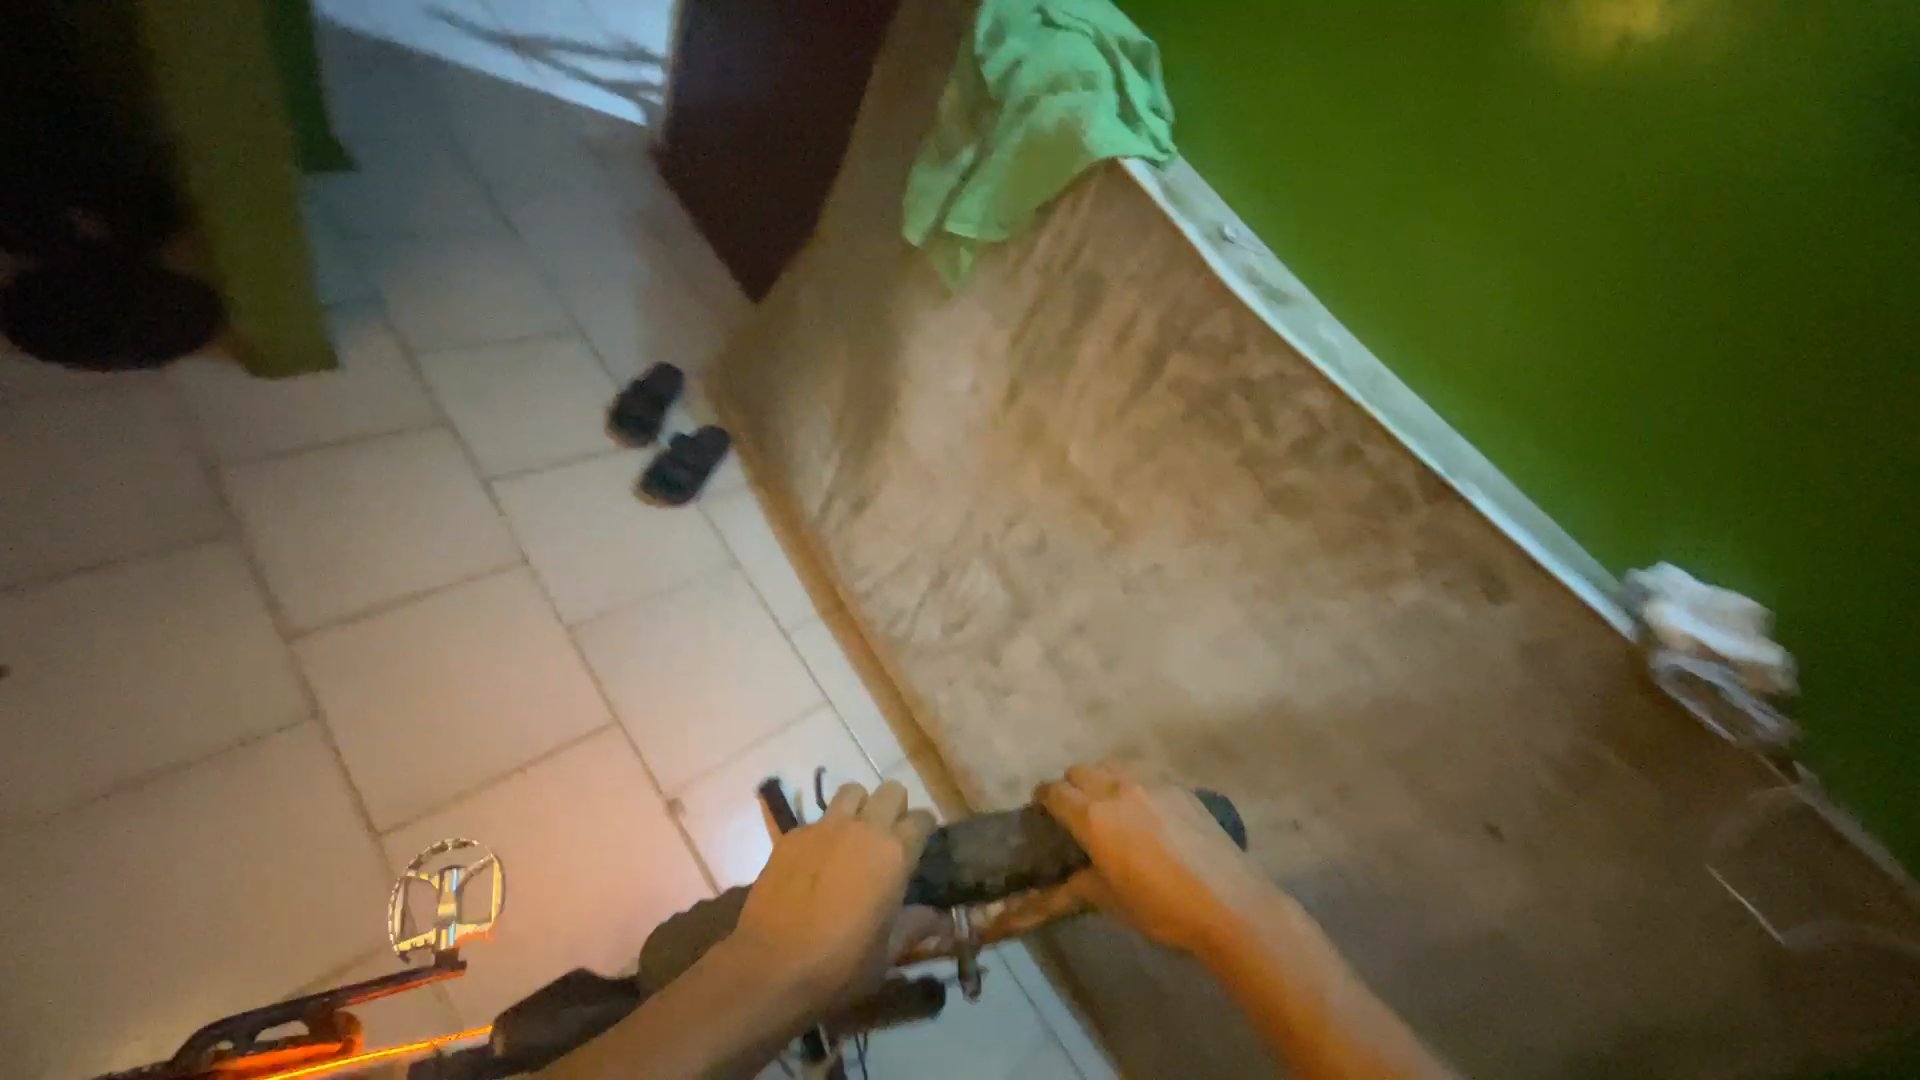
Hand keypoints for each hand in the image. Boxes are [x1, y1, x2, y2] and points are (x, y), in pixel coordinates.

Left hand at [729, 780, 939, 1011]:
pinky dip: (822, 835)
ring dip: (859, 807)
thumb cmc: (840, 965)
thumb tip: (944, 922)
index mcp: (894, 853)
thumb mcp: (886, 953)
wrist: (771, 968)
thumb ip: (916, 926)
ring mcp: (824, 828)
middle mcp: (863, 829)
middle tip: (888, 838)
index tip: (921, 846)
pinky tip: (815, 865)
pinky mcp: (792, 837)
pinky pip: (816, 821)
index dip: (925, 831)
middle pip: (890, 791)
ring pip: (851, 792)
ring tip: (853, 838)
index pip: (922, 819)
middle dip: (895, 808)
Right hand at [1037, 762, 1266, 957]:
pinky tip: (1144, 806)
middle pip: (1080, 770)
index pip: (1055, 792)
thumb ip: (1081, 884)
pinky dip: (1132, 782)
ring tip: (1109, 801)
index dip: (1043, 798)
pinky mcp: (1179, 786)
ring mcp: (1151, 782)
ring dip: (1100, 777)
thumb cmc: (1162, 908)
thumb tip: (1067, 879)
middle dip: (1070, 785)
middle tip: (1074, 808)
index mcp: (1093, 817)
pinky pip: (1144, 772)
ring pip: (1112, 764)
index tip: (1042, 808)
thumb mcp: (1112, 902)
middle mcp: (1117, 789)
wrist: (1228, 902)